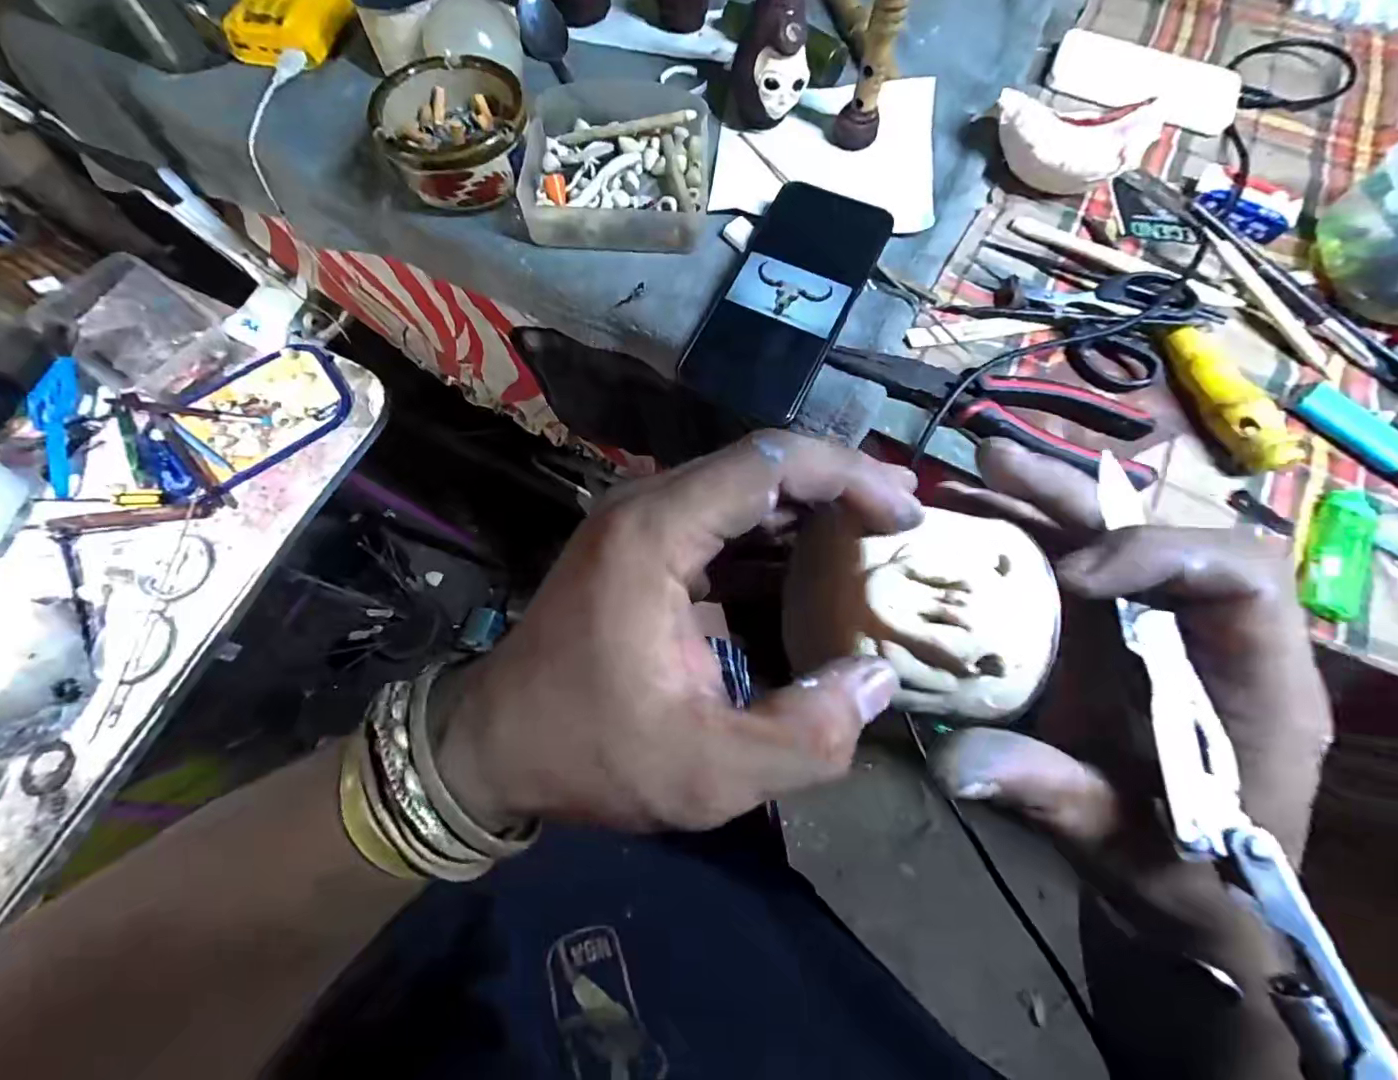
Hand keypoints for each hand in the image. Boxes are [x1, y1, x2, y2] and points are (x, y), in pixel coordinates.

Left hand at [434, 431, 922, 832]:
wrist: (491, 745)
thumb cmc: (586, 753)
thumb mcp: (706, 772)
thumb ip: (807, 736)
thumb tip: (875, 681)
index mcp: (652, 536)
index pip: (767, 462)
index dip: (847, 475)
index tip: (906, 513)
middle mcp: (638, 510)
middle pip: (752, 466)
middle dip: (834, 486)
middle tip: (902, 522)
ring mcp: (628, 526)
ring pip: (732, 490)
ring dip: (801, 509)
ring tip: (871, 540)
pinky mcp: (627, 552)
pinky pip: (709, 523)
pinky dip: (763, 537)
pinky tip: (805, 569)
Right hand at [931, 439, 1333, 866]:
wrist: (1172, 875)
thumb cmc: (1176, 862)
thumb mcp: (1117, 839)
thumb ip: (1048, 792)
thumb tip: (954, 765)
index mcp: (1245, 678)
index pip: (1240, 577)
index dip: (1160, 554)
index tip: (1071, 576)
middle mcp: (1190, 630)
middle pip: (1149, 532)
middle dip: (1071, 494)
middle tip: (994, 464)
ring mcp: (1134, 624)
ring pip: (1091, 538)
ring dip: (1025, 503)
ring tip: (958, 480)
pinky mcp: (1086, 632)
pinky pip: (1048, 568)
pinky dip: (1004, 539)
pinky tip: (954, 523)